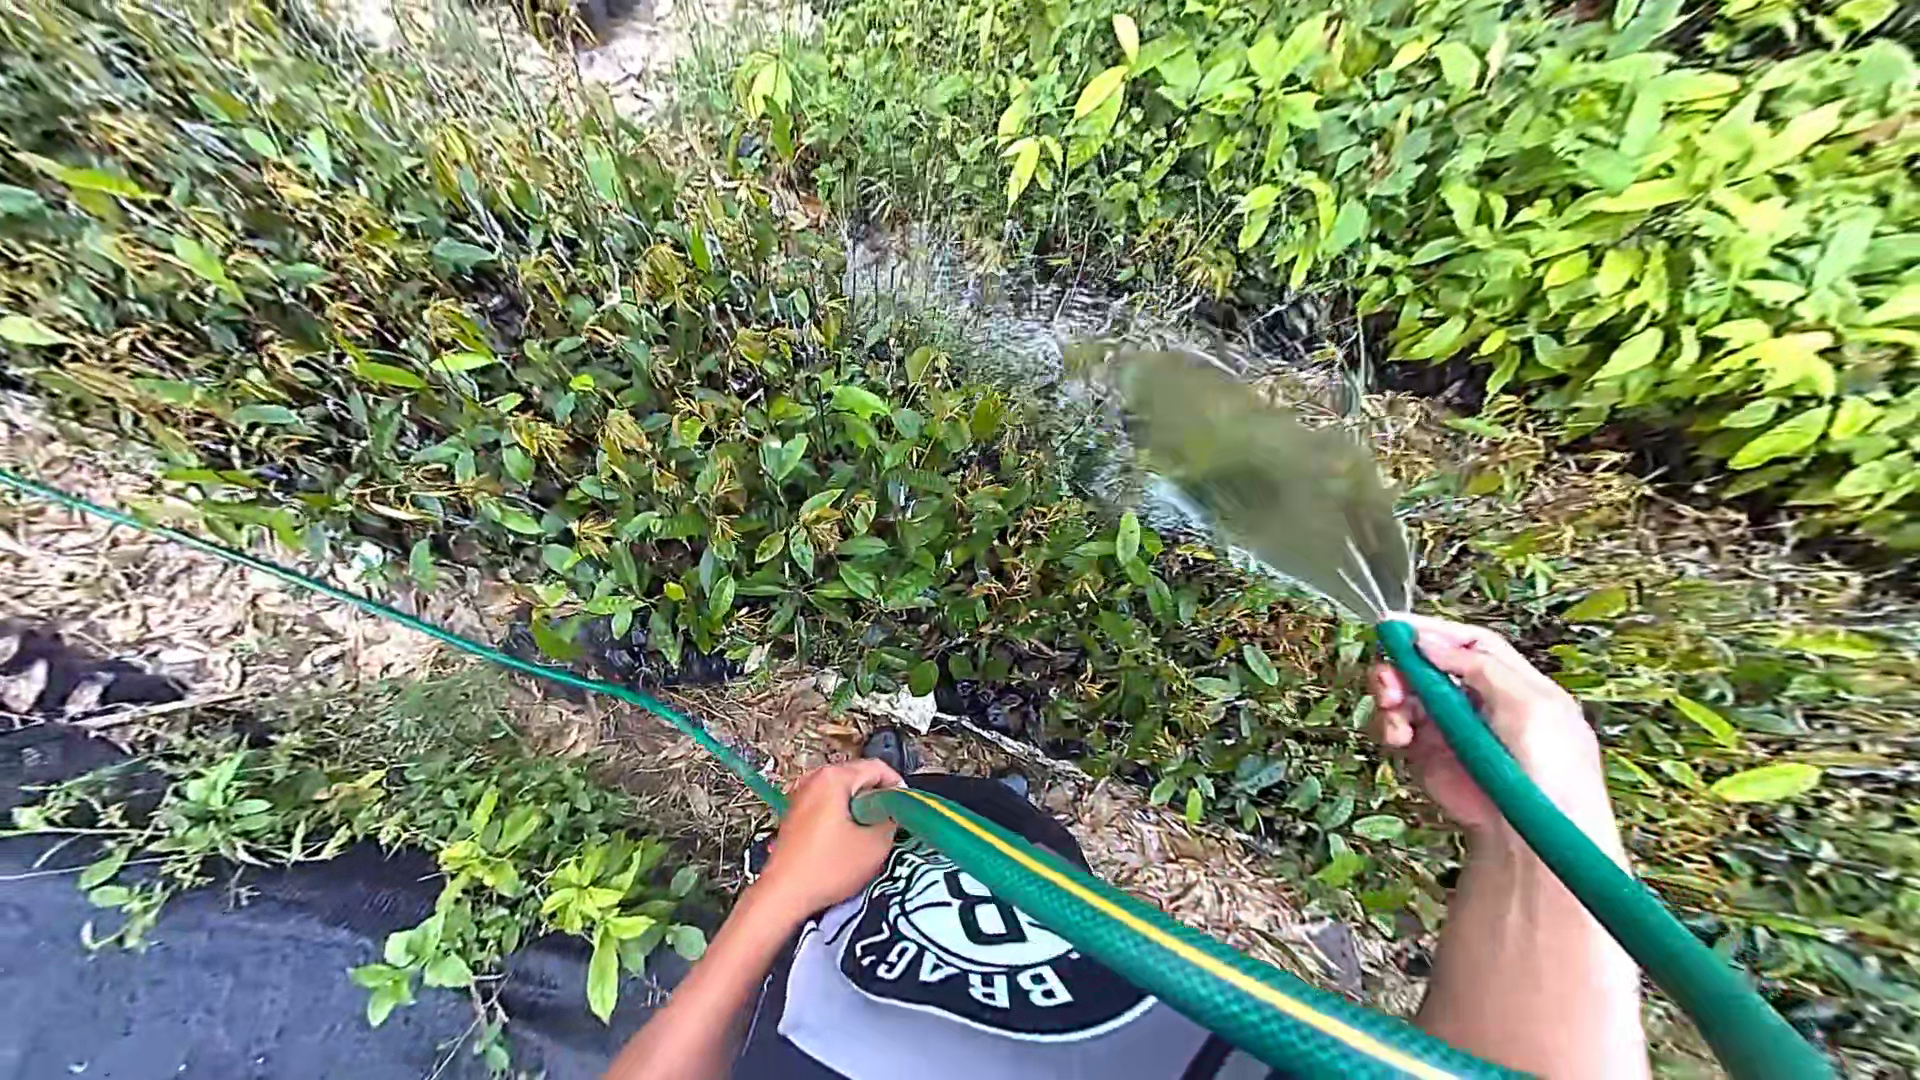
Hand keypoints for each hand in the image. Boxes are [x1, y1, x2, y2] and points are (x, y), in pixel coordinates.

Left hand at [753, 760, 901, 919]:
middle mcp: (815, 777)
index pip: (877, 767)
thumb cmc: (828, 868)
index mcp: (834, 777)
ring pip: (843, 790)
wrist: (782, 896)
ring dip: (859, 806)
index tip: (905, 807)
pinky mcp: (795, 811)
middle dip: (877, 796)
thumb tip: (893, 812)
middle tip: (890, 821)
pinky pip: (827, 802)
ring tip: (869, 832)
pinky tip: (846, 838)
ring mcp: (801, 793)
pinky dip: (841, 813)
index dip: (897, 786)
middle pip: (858, 776)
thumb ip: (892, 820)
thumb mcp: (874, 845)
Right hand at [1370, 614, 1611, 841]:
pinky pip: (1393, 725)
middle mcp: (1477, 701)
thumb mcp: (1530, 707)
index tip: (1394, 625)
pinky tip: (1398, 736)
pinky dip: (1388, 725)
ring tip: (1392, 707)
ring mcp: (1449, 727)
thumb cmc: (1551, 774)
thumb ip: (1479, 666)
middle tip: (1389, 676)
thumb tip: (1427, 642)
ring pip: (1403, 692)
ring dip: (1390, 694)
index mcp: (1512, 685)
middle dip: (1401, 665)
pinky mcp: (1425, 752)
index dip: (1432, 631)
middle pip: (1426, 664)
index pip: (1469, 644)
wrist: (1530, 838)